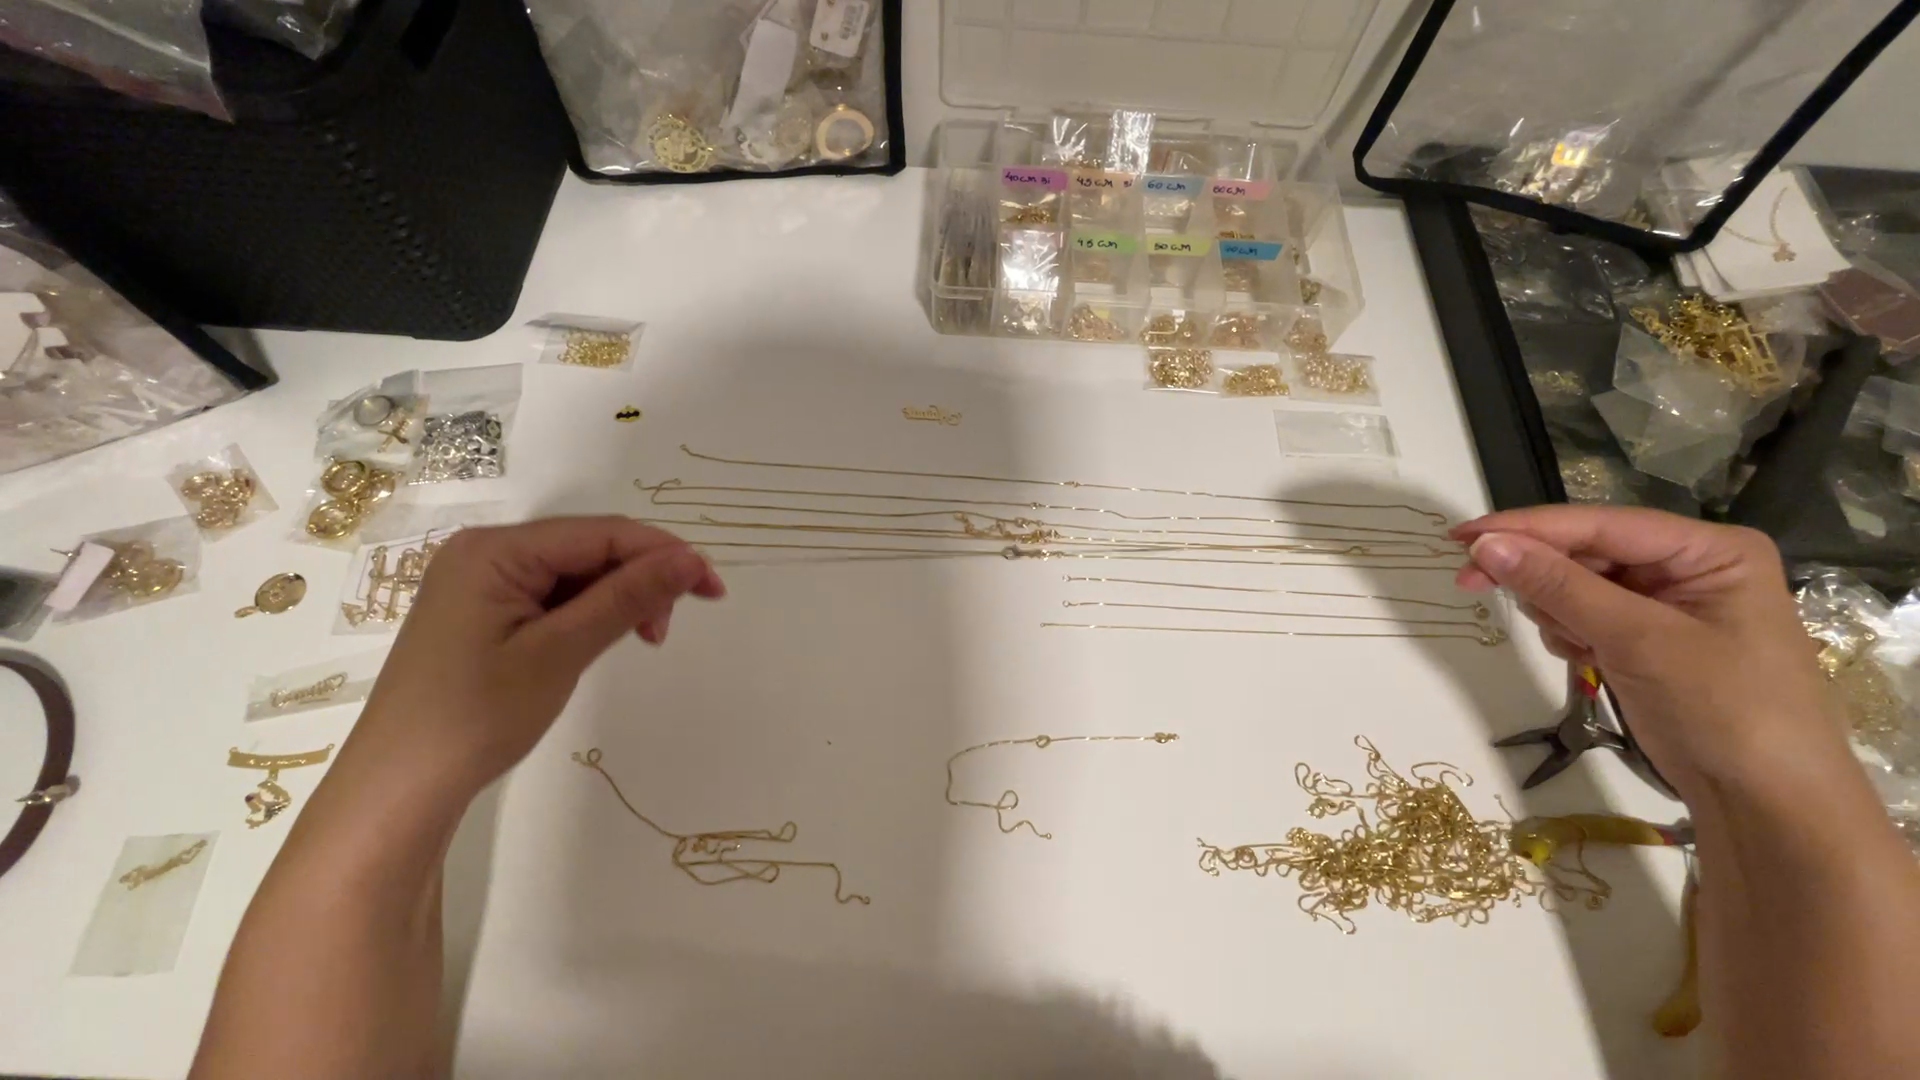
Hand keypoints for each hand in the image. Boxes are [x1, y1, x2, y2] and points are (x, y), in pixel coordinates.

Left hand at [345, 517, 724, 796]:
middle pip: (590, 548)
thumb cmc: (477, 716)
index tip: (713, 588)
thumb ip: (628, 597)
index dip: (664, 553)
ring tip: (645, 639)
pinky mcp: (486, 612)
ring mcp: (483, 582)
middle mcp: (487, 552)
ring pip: (577, 573)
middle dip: (642, 578)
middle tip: (669, 628)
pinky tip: (607, 637)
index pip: (602, 533)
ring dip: (621, 598)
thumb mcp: (561, 651)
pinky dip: (591, 613)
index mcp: (496, 550)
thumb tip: (692, 559)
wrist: (401, 787)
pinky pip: (555, 595)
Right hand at [1451, 506, 1843, 799]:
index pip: (1598, 524)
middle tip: (1471, 585)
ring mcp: (1665, 603)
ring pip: (1573, 583)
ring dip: (1555, 610)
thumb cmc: (1724, 709)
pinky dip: (1567, 632)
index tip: (1460, 537)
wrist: (1765, 801)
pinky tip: (1583, 658)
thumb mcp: (1637, 640)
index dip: (1525, 528)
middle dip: (1538, 575)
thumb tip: (1485, 545)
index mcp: (1708, 550)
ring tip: (1576, 648)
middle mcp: (1686, 566)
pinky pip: (1580, 613)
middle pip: (1581, 550)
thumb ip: (1559, 586)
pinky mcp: (1644, 637)